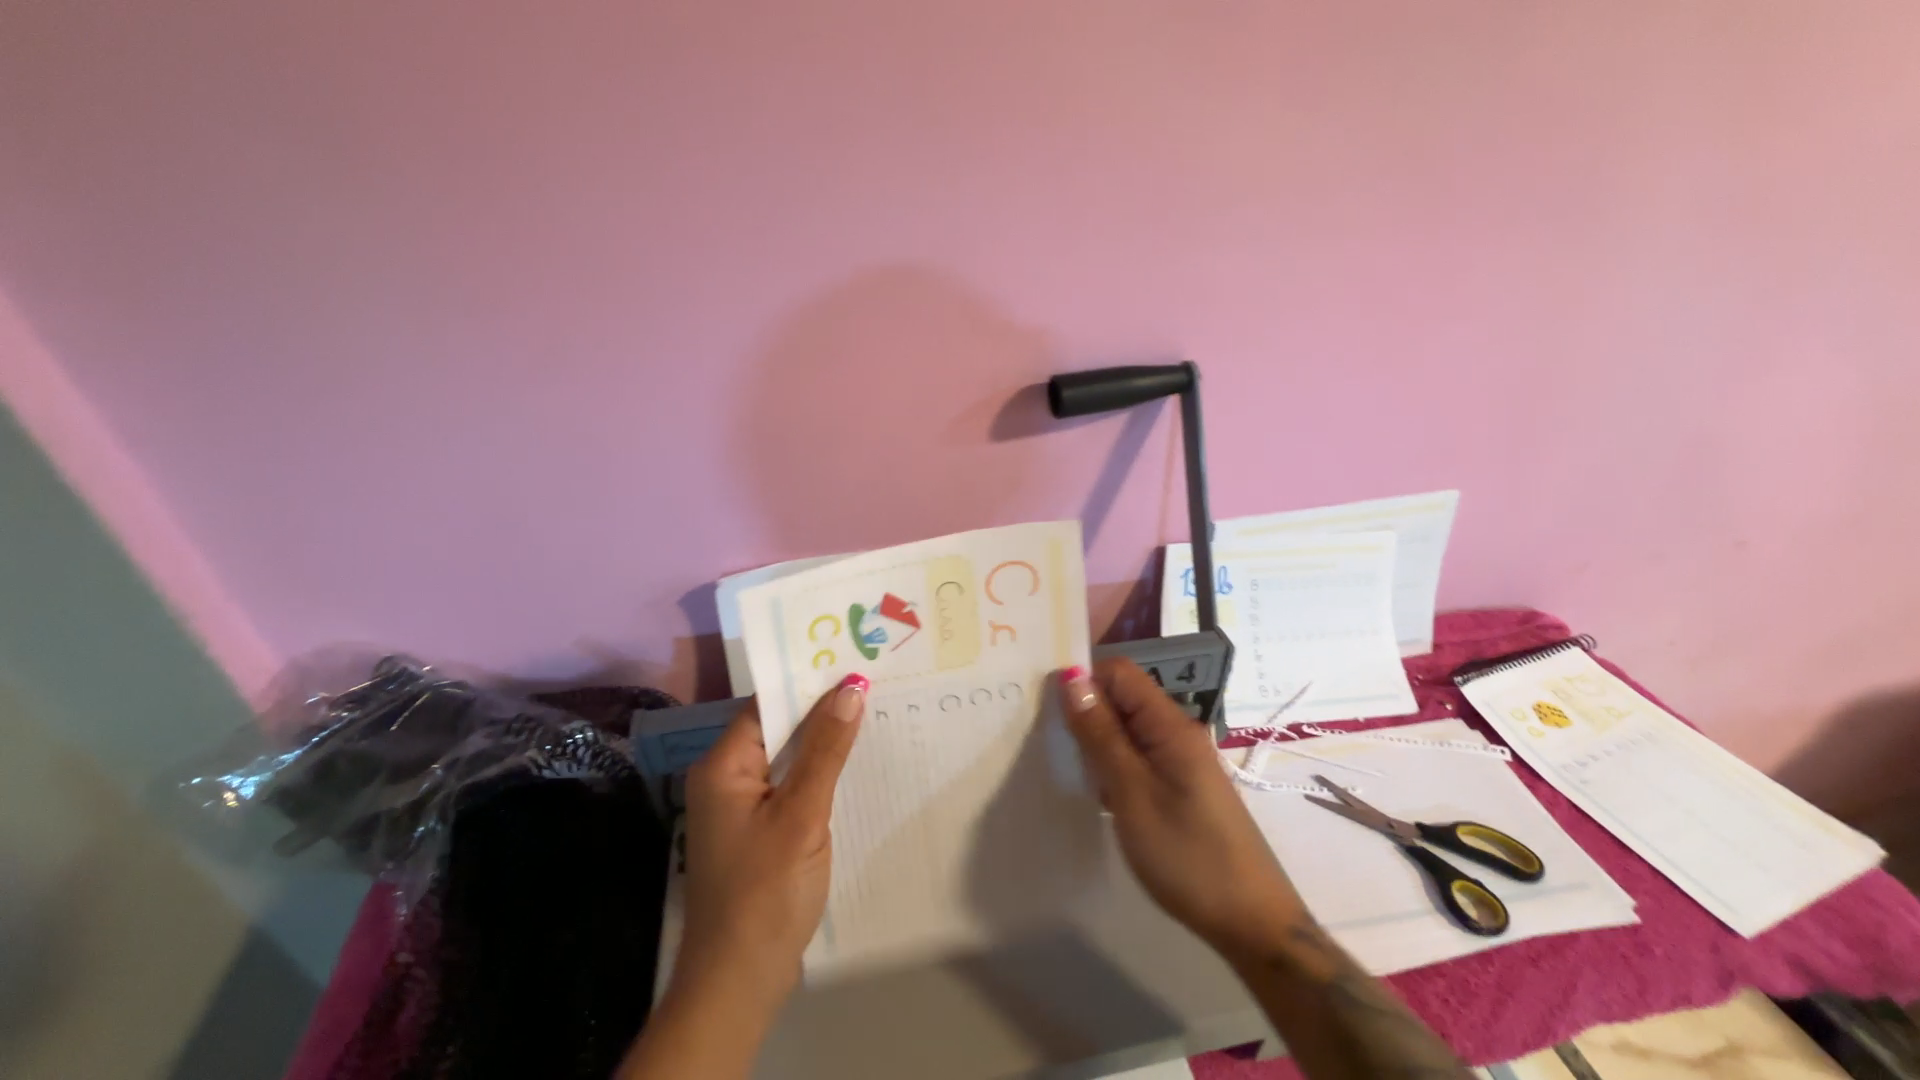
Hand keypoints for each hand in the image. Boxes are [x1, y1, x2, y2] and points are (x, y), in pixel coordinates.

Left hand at [673, 674, 866, 1018]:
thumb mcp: (801, 816)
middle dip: (823, 710)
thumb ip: (826, 751)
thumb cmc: (766, 892)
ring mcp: (740, 809)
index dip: (809, 683)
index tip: (854, 661)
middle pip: (776, 730)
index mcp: (723, 766)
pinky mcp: (757, 833)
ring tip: (875, 715)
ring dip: (824, 744)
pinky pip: (789, 789)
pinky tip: (854, 769)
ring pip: (787, 760)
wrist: (740, 979)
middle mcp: (725, 780)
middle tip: (875, 683)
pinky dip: (818, 776)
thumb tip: (851, 688)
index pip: (767, 706)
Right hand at [1059, 659, 1309, 954]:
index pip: (1120, 672)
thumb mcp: (1132, 793)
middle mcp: (1177, 734)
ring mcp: (1181, 764)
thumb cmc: (1187, 855)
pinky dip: (1112, 769)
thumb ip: (1101, 735)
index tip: (1044, 705)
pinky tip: (1094, 795)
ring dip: (1095, 743)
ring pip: (1127, 732)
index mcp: (1170, 725)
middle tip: (1044, 740)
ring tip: (1063, 768)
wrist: (1249, 921)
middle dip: (1084, 711)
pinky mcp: (1180, 790)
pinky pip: (1138, 761)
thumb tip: (1071, 677)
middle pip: (1122, 699)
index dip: (1082, 679)